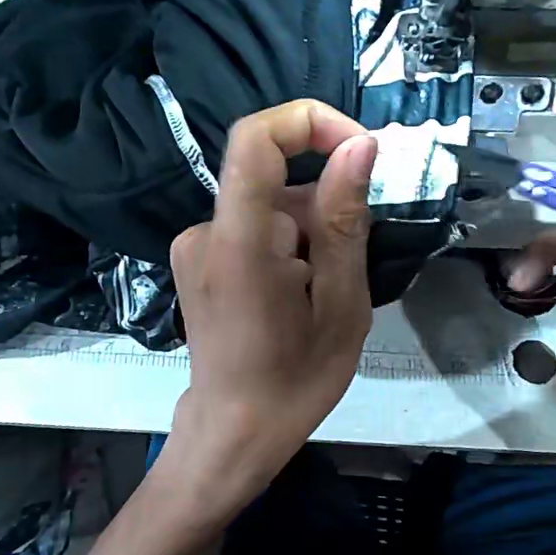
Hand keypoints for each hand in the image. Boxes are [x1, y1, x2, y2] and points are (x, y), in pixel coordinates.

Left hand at [155, 100, 378, 524]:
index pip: (256, 139)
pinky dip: (288, 243)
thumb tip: (360, 146)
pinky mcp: (198, 257)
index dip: (309, 122)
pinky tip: (299, 292)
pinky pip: (254, 225)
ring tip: (323, 291)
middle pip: (275, 181)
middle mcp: (204, 232)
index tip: (361, 149)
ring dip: (309, 232)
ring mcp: (194, 244)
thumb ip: (344, 220)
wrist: (234, 432)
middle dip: (325, 207)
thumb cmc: (295, 381)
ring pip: (270, 206)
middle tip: (350, 264)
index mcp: (238, 244)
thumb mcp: (341, 304)